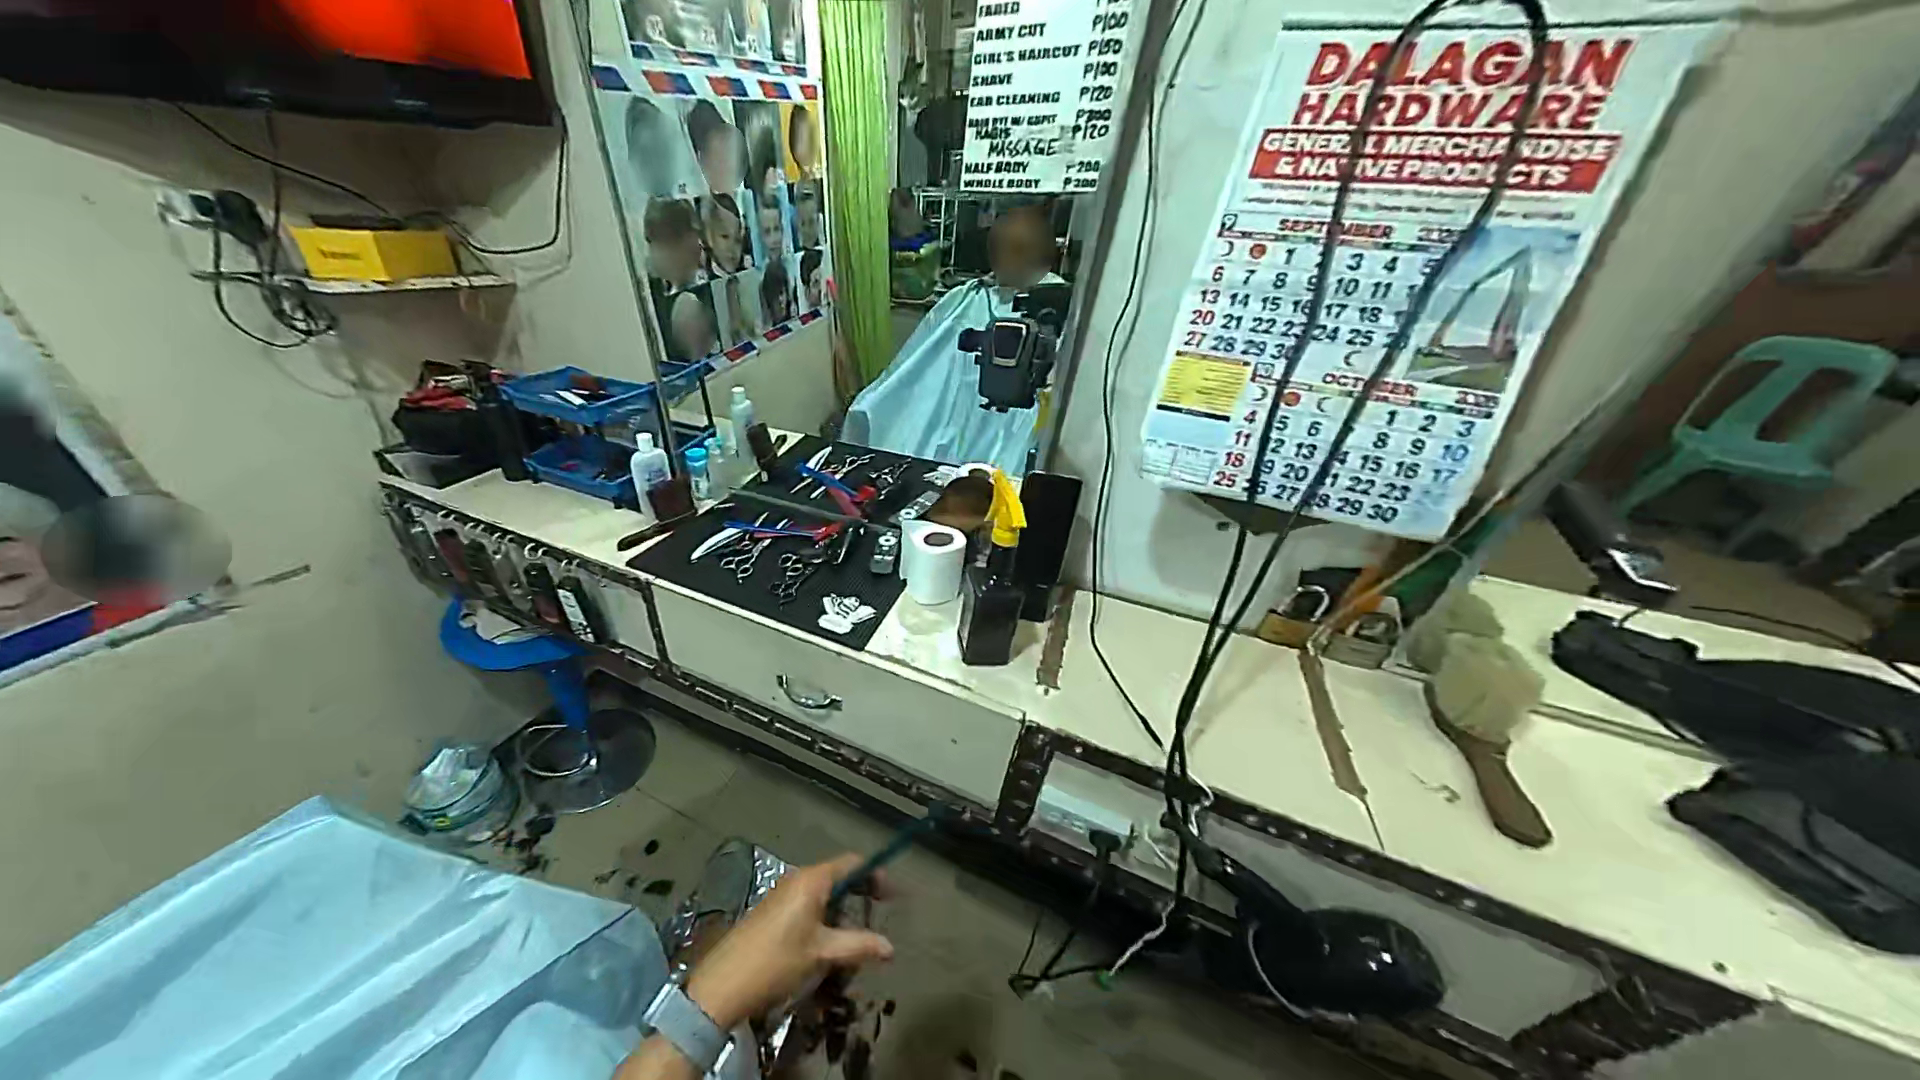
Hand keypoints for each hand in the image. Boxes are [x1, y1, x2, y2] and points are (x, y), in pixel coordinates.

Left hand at [684, 854, 894, 1028]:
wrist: (720, 987)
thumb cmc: (775, 962)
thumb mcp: (822, 954)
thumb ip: (859, 945)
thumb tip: (891, 946)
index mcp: (813, 880)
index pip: (853, 863)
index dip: (876, 876)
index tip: (892, 896)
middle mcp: (798, 878)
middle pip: (839, 877)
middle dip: (860, 897)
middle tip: (876, 920)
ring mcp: (782, 894)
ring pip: (823, 894)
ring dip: (842, 912)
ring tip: (852, 941)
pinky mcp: (771, 911)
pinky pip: (807, 905)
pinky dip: (823, 918)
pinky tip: (825, 946)